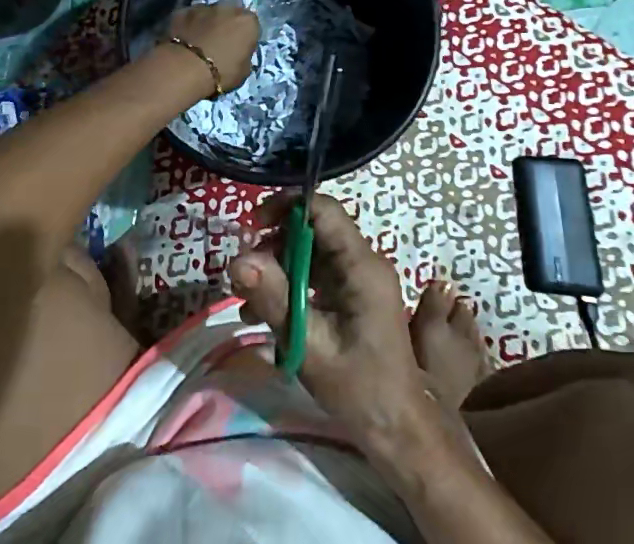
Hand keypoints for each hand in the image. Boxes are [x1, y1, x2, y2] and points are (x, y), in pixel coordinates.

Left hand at [166, 4, 258, 92]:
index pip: (251, 25)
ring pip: (208, 14)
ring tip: (198, 42)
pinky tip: (183, 40)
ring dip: (206, 24)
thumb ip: (244, 55)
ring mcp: (203, 7)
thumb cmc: (222, 73)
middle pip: (229, 15)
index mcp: (248, 21)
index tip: (238, 48)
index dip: (244, 37)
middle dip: (225, 25)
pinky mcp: (182, 11)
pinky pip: (189, 18)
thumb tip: (237, 53)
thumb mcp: (244, 70)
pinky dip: (188, 25)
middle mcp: (228, 8)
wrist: (186, 69)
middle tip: (218, 43)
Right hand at [228, 193, 430, 449]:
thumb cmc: (358, 385)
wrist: (396, 425)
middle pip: (314, 231)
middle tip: (242, 273)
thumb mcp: (309, 344)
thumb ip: (275, 298)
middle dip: (274, 245)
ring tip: (247, 303)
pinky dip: (288, 288)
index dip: (287, 207)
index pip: (325, 210)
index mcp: (362, 265)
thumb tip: (238, 259)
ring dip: (277, 270)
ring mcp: (359, 279)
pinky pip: (316, 277)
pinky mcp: (352, 296)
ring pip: (310, 254)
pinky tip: (262, 317)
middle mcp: (363, 263)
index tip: (250, 226)